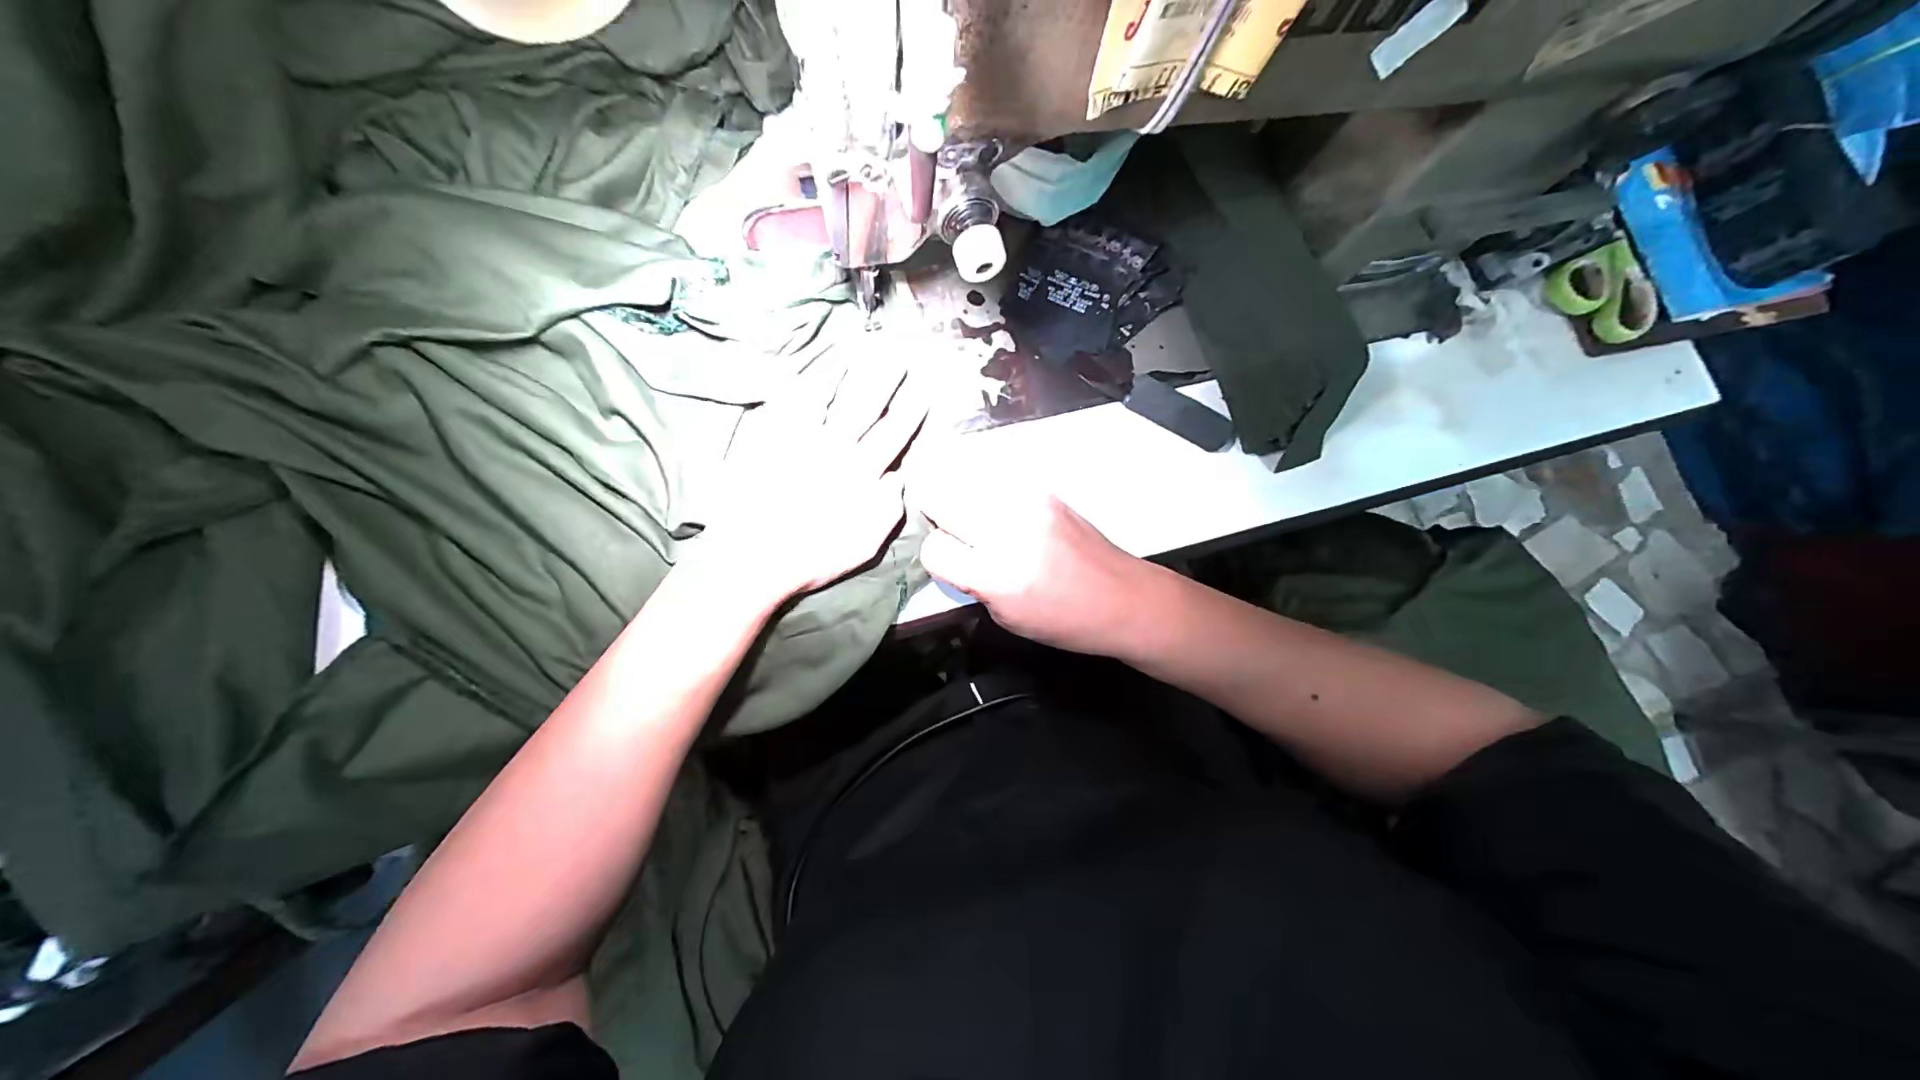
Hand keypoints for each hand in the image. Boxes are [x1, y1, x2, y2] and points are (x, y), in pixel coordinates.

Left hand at [699, 352, 926, 603]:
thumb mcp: (864, 545)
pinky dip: (812, 377)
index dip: (911, 411)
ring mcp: (801, 438)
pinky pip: (794, 398)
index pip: (893, 436)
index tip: (923, 390)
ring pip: (833, 394)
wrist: (750, 558)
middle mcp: (836, 449)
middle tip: (901, 353)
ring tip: (867, 345)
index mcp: (861, 476)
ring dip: (853, 369)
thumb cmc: (809, 560)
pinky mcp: (770, 435)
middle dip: (887, 379)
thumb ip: (887, 510)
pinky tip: (821, 365)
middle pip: (867, 406)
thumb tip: (898, 478)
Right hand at [911, 447, 1157, 656]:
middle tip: (947, 527)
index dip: (935, 556)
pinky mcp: (1043, 491)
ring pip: (962, 478)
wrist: (1123, 597)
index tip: (948, 560)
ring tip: (974, 519)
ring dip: (959, 495)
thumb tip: (948, 549)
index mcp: (997, 575)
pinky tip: (1003, 514)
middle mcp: (1008, 531)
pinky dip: (987, 492)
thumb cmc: (1066, 620)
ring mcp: (1027, 503)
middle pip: (938, 495)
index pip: (933, 548)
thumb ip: (971, 581)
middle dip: (935, 511)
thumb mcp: (1007, 617)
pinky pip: (994, 479)